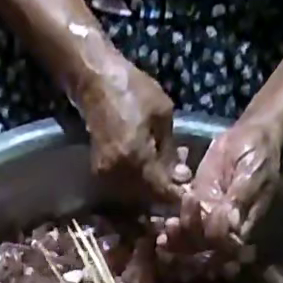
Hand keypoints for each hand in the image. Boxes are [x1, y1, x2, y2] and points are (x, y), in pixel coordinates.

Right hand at [76, 58, 179, 202]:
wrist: (97, 85)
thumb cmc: (133, 91)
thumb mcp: (162, 113)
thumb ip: (169, 150)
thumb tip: (179, 177)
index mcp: (136, 159)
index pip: (160, 191)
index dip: (175, 194)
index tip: (186, 191)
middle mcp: (117, 174)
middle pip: (145, 198)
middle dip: (162, 192)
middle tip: (176, 178)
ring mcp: (104, 176)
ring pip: (132, 196)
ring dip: (148, 189)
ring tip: (162, 171)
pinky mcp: (97, 173)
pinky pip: (120, 188)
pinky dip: (135, 183)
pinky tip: (145, 169)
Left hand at [175, 117, 282, 245]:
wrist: (245, 137)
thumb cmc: (257, 152)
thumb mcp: (254, 170)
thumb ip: (241, 197)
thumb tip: (230, 223)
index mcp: (243, 222)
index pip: (228, 244)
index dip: (216, 236)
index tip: (213, 211)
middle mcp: (223, 229)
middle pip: (204, 247)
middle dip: (190, 237)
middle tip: (180, 218)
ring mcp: (205, 222)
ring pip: (188, 243)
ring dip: (176, 237)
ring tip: (170, 224)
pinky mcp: (191, 214)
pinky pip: (178, 232)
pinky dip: (168, 233)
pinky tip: (160, 226)